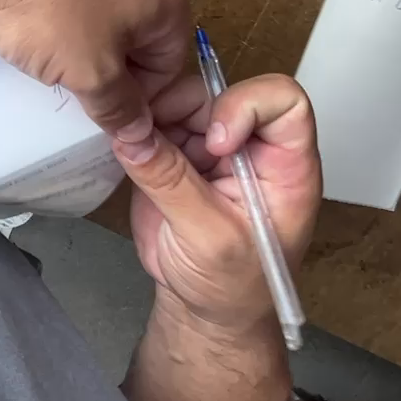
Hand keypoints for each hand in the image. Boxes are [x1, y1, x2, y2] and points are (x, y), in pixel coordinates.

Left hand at [0, 0, 189, 141]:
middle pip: (135, 43)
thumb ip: (121, 109)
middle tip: (85, 124)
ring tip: (49, 94)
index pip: (177, 68)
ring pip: (90, 24)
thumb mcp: (89, 72)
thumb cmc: (35, 4)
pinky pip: (51, 4)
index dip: (156, 113)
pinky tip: (19, 54)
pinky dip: (44, 34)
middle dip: (116, 86)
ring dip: (77, 61)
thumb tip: (140, 136)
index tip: (125, 144)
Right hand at [114, 73, 320, 335]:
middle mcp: (246, 146)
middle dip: (177, 108)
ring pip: (175, 102)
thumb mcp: (209, 237)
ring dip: (147, 115)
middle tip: (146, 135)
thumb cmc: (232, 283)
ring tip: (127, 142)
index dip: (245, 107)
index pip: (283, 103)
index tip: (214, 144)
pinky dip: (130, 126)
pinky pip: (149, 122)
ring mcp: (205, 148)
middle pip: (215, 94)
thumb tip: (129, 136)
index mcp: (282, 165)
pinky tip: (118, 142)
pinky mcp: (169, 154)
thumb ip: (171, 183)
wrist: (202, 306)